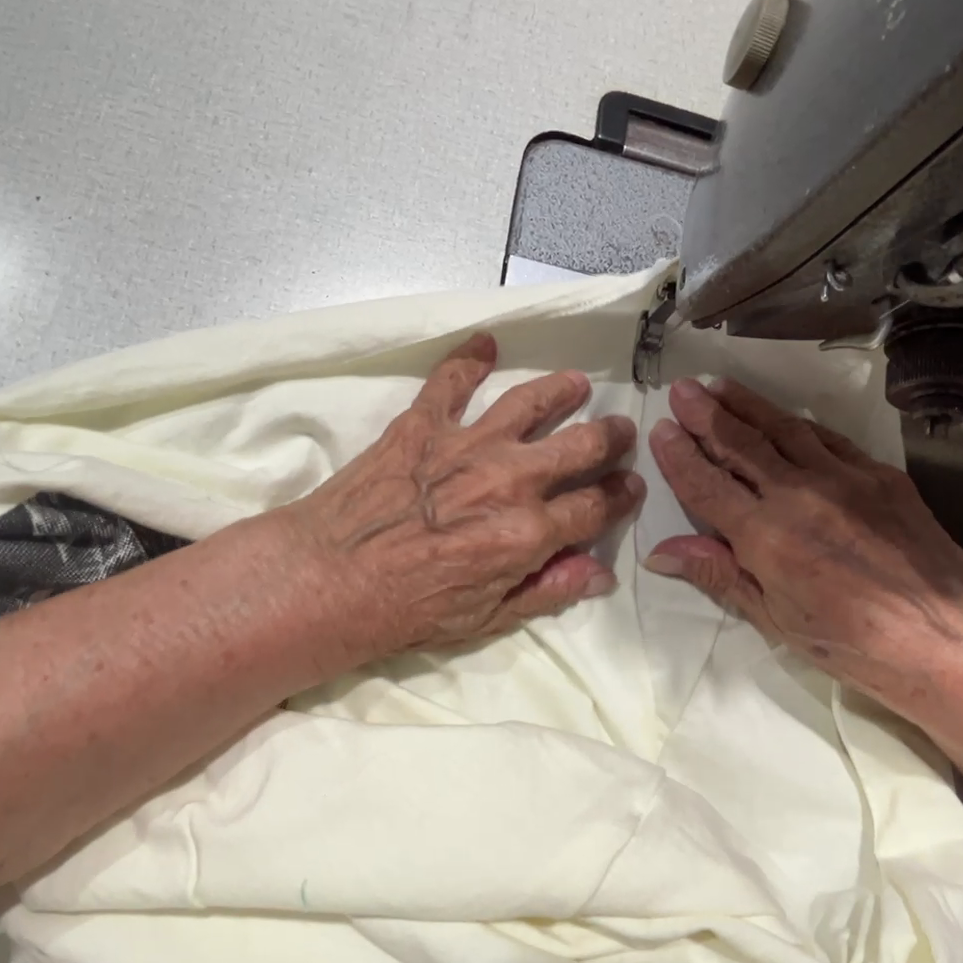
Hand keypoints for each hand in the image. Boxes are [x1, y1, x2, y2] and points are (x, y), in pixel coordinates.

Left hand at [281, 333, 643, 662]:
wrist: (331, 577)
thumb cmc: (408, 608)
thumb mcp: (486, 619)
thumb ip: (547, 591)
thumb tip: (600, 574)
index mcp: (528, 532)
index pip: (595, 507)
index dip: (620, 496)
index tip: (631, 486)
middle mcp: (509, 479)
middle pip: (578, 447)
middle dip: (609, 438)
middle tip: (621, 430)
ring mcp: (467, 445)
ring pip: (529, 403)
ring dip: (560, 391)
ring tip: (575, 384)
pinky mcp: (423, 424)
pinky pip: (452, 382)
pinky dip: (469, 359)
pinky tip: (485, 344)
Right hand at [642, 377, 962, 717]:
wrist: (950, 638)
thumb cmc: (854, 645)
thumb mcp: (775, 621)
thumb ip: (719, 576)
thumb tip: (662, 553)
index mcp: (765, 536)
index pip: (707, 485)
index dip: (679, 456)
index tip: (660, 429)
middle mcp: (798, 494)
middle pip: (741, 444)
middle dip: (706, 414)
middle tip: (682, 388)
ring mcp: (843, 478)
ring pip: (784, 430)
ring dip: (749, 406)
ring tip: (721, 386)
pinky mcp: (880, 475)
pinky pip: (829, 440)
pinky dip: (799, 425)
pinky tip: (787, 418)